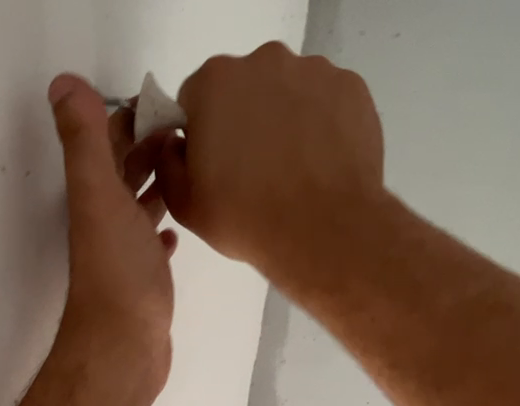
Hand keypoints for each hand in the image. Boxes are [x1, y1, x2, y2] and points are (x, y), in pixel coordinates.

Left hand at [48, 74, 177, 389]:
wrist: (123, 347)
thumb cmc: (117, 272)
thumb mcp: (99, 197)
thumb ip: (84, 142)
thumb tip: (63, 84)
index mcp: (94, 198)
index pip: (106, 144)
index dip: (128, 117)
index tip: (163, 100)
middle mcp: (104, 223)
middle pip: (123, 173)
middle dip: (147, 146)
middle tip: (186, 130)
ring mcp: (123, 255)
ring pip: (138, 208)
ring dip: (157, 185)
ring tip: (188, 167)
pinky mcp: (142, 283)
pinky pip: (150, 248)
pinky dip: (160, 233)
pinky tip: (175, 232)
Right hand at [156, 43, 386, 282]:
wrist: (322, 230)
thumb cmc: (244, 217)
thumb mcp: (184, 204)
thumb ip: (168, 164)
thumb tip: (177, 145)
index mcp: (214, 83)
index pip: (193, 100)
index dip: (199, 134)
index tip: (211, 165)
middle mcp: (264, 62)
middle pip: (243, 89)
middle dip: (243, 121)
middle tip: (251, 171)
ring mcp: (313, 71)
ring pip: (287, 92)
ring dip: (283, 121)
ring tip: (289, 171)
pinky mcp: (351, 88)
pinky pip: (325, 102)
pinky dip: (320, 125)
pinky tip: (318, 164)